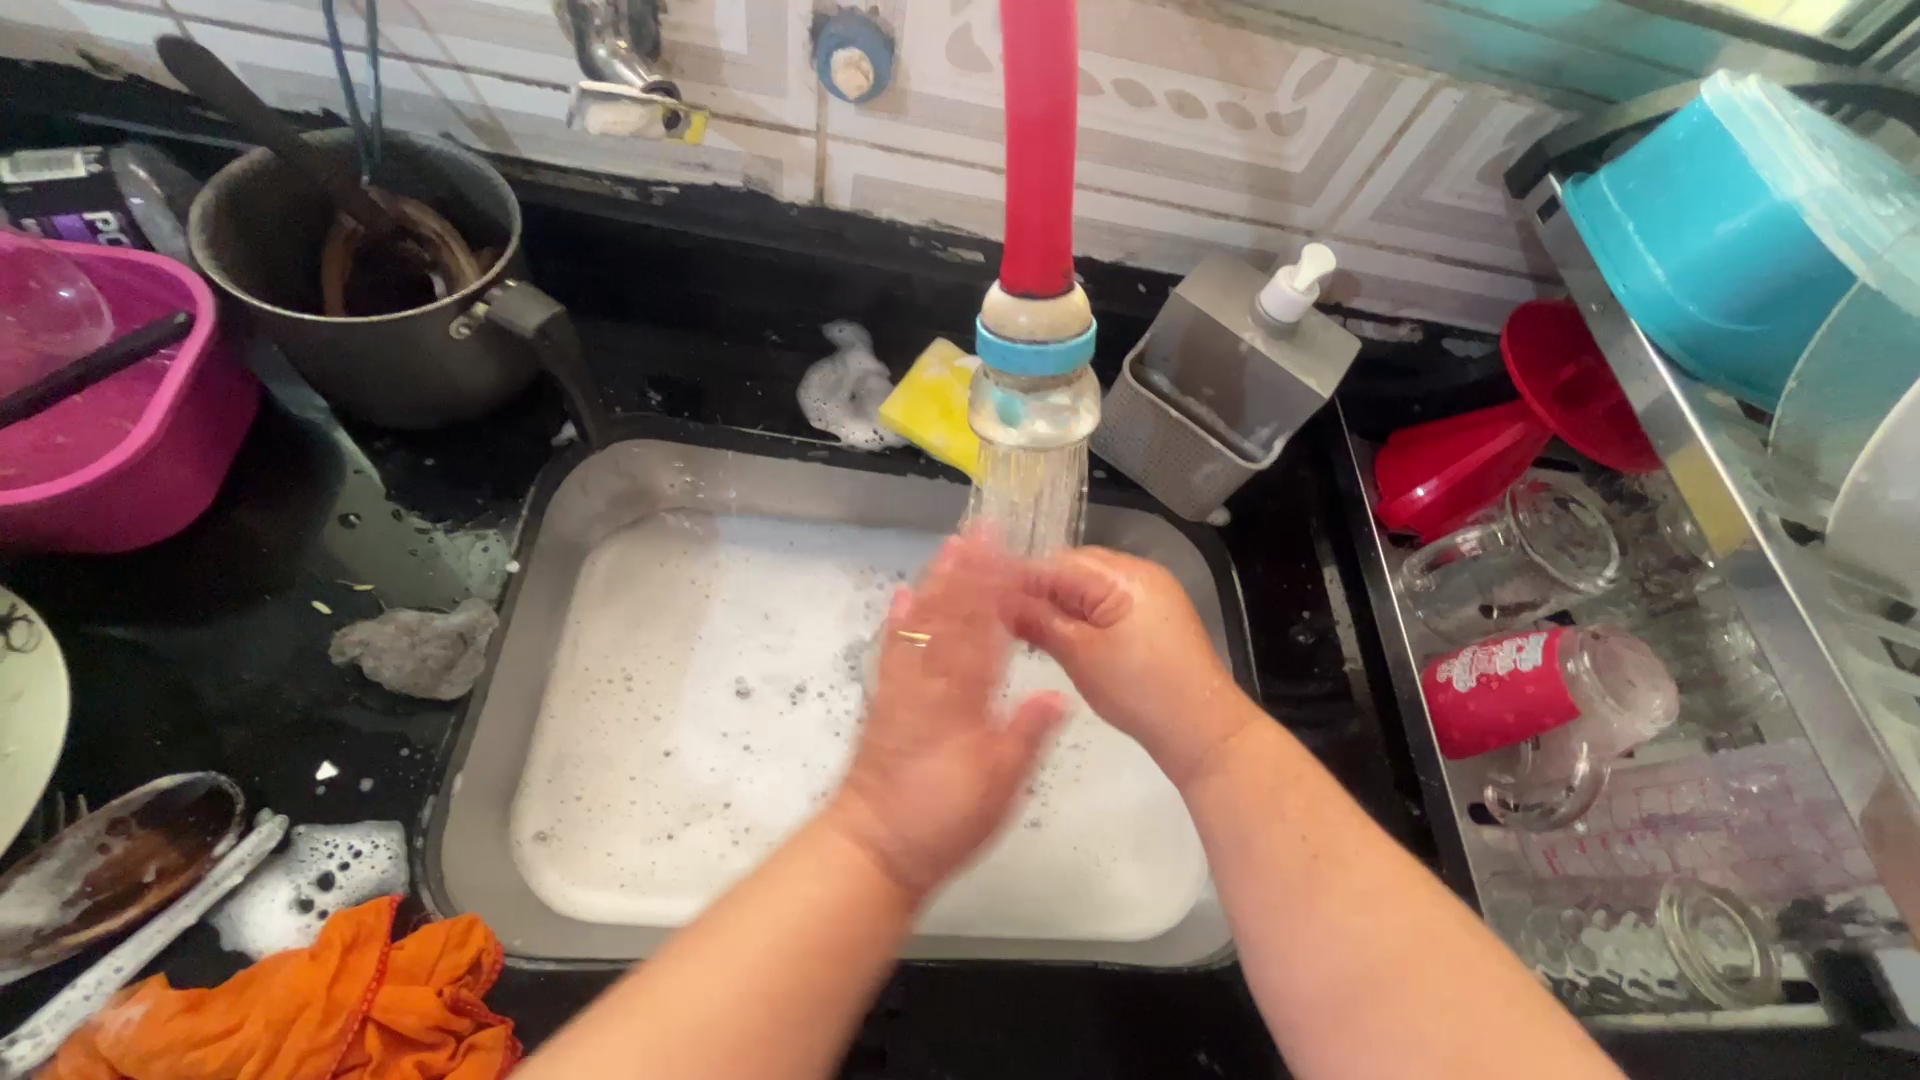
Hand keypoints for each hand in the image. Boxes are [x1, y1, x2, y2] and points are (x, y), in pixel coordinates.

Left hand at [825, 529, 1067, 900]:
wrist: (875, 849)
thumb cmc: (943, 821)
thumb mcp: (998, 788)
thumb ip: (1025, 737)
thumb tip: (1059, 694)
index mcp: (962, 701)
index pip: (983, 634)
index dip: (994, 591)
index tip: (1006, 553)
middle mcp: (930, 684)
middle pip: (951, 618)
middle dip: (967, 572)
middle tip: (979, 531)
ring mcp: (903, 690)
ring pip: (922, 627)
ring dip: (936, 584)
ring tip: (948, 549)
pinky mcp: (885, 702)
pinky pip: (892, 653)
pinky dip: (899, 623)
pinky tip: (902, 599)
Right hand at [1004, 547, 1250, 787]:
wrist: (1203, 732)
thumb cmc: (1140, 691)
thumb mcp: (1080, 655)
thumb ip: (1038, 622)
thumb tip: (998, 603)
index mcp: (1124, 575)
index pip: (1058, 563)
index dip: (1019, 578)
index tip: (983, 595)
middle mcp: (1139, 574)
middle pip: (1074, 570)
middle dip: (1037, 590)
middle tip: (999, 615)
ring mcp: (1150, 596)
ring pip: (1088, 589)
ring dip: (1057, 604)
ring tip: (1021, 627)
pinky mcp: (1152, 619)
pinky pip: (1106, 605)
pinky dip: (1080, 617)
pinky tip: (1056, 636)